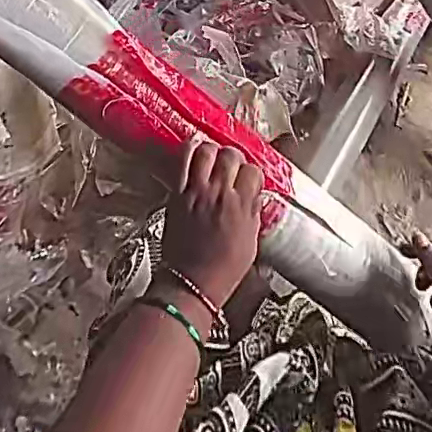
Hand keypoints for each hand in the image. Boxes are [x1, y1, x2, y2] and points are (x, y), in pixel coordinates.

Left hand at [161, 140, 263, 307]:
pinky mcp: (177, 192)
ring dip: (212, 150)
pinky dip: (189, 150)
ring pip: (207, 151)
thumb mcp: (251, 242)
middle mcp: (220, 194)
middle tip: (232, 166)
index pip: (253, 171)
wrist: (192, 282)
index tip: (248, 178)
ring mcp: (197, 191)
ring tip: (213, 157)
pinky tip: (194, 150)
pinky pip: (182, 160)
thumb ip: (252, 213)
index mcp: (241, 207)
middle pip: (230, 155)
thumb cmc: (222, 269)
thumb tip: (254, 196)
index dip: (252, 173)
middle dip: (234, 158)